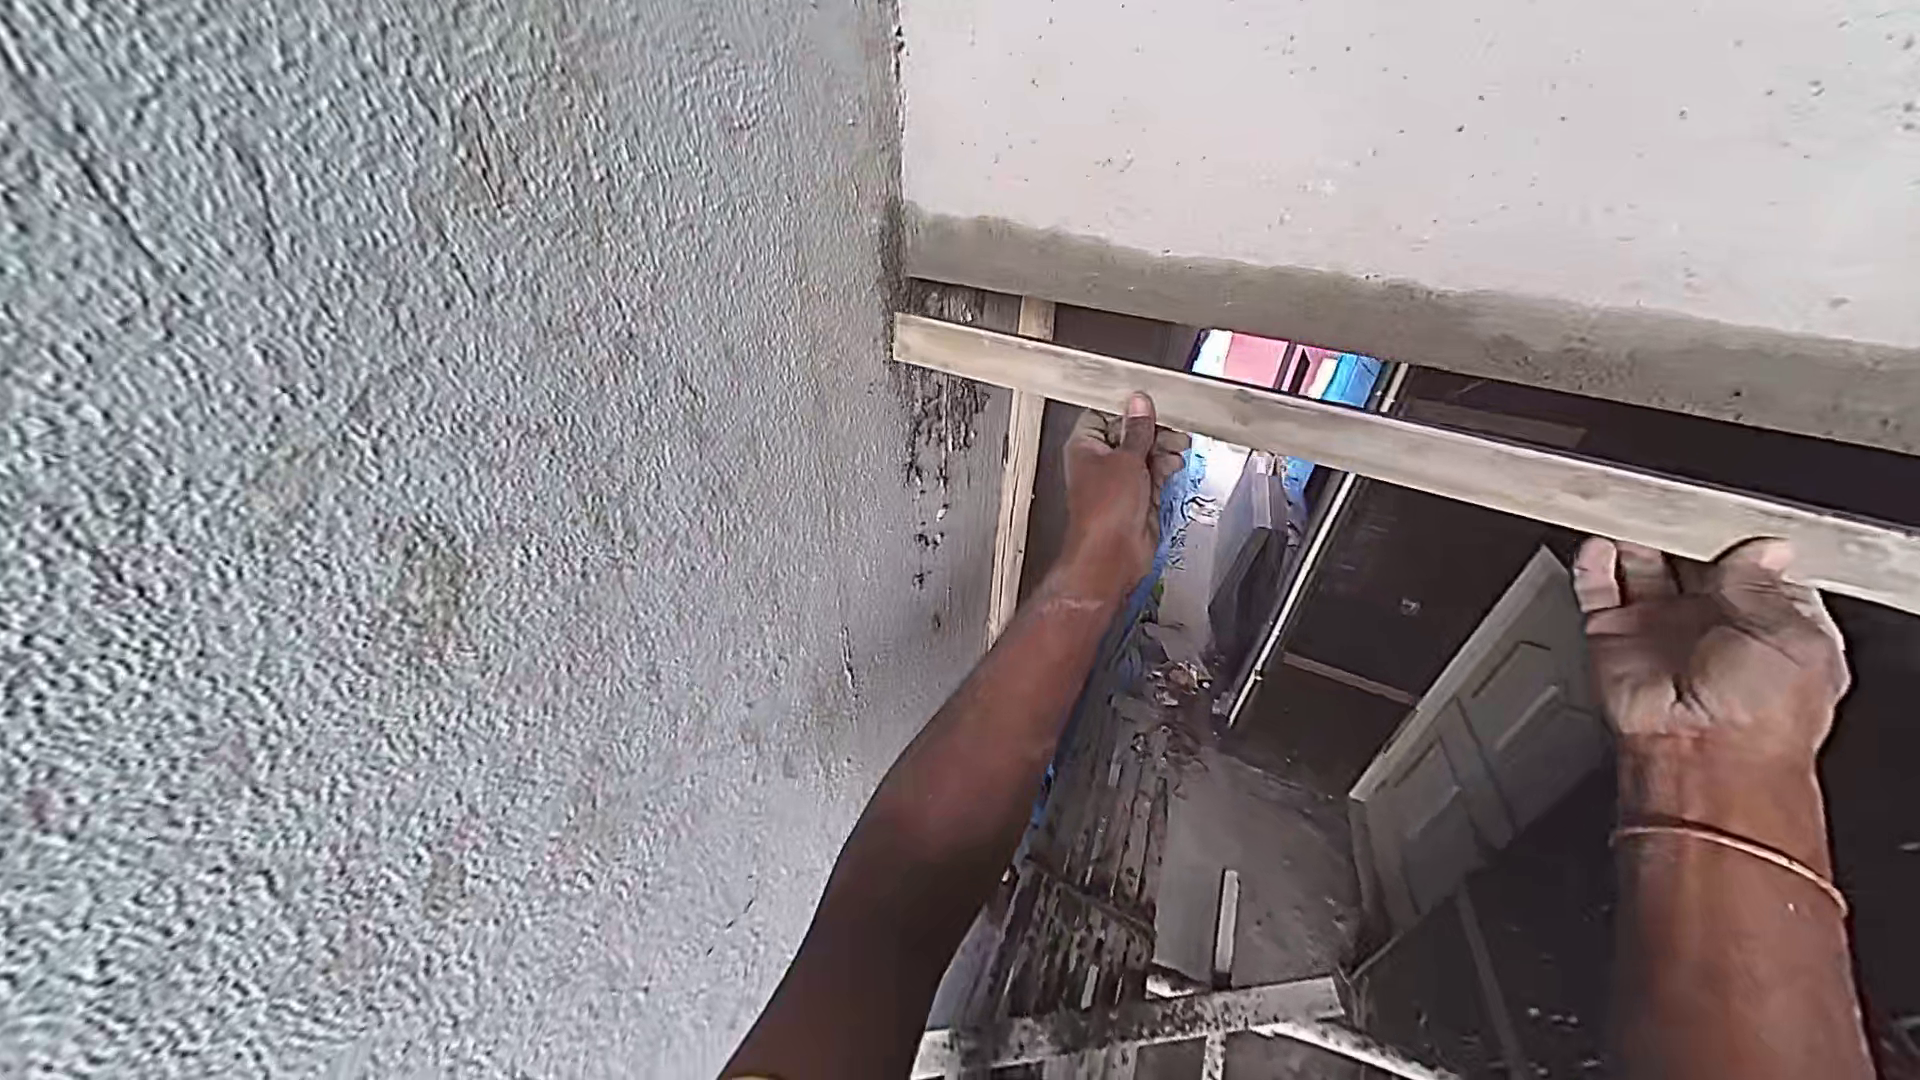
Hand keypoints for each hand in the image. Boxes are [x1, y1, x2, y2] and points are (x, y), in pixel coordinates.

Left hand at [1052, 393, 1187, 601]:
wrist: (1113, 553)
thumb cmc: (1104, 512)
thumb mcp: (1127, 458)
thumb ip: (1138, 429)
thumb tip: (1140, 404)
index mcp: (1084, 446)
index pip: (1105, 413)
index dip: (1128, 408)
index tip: (1151, 402)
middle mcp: (1099, 462)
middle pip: (1129, 433)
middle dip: (1152, 430)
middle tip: (1171, 427)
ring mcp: (1119, 479)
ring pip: (1145, 453)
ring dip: (1163, 448)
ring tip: (1177, 446)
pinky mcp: (1137, 495)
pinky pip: (1154, 473)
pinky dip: (1165, 467)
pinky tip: (1174, 464)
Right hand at [1573, 537, 1849, 767]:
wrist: (1700, 747)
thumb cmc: (1765, 711)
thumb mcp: (1791, 638)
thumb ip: (1763, 587)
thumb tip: (1761, 548)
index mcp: (1771, 619)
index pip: (1753, 563)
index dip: (1739, 537)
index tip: (1727, 513)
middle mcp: (1710, 618)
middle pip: (1688, 560)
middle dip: (1680, 534)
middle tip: (1669, 508)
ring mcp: (1656, 623)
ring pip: (1639, 568)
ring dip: (1633, 542)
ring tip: (1627, 516)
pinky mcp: (1610, 630)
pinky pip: (1597, 589)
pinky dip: (1593, 566)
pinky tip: (1597, 547)